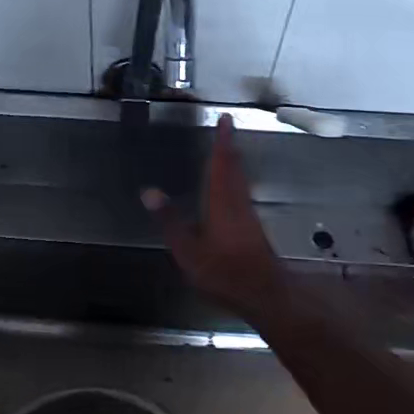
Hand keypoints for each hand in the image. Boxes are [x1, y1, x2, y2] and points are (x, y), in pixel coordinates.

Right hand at [143, 114, 284, 316]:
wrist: (264, 294)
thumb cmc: (224, 271)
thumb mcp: (188, 249)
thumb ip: (170, 220)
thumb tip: (149, 191)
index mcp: (222, 201)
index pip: (221, 163)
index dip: (222, 141)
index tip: (225, 119)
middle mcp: (238, 202)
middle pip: (234, 168)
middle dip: (228, 148)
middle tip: (226, 129)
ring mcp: (248, 215)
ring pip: (240, 181)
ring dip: (233, 163)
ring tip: (226, 152)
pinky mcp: (253, 228)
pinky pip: (242, 193)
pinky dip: (235, 181)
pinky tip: (230, 189)